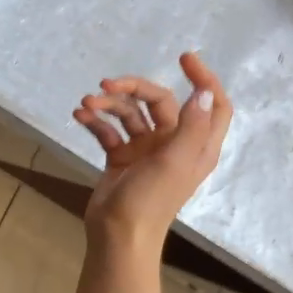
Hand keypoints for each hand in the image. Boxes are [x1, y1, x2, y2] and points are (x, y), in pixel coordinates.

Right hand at [72, 52, 232, 247]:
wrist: (117, 234)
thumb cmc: (151, 201)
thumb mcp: (174, 161)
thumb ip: (191, 126)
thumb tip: (205, 91)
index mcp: (196, 145)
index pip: (213, 105)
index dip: (204, 80)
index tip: (183, 58)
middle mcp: (174, 144)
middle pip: (160, 102)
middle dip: (133, 89)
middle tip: (106, 85)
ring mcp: (146, 150)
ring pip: (130, 114)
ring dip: (107, 105)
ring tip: (85, 103)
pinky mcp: (121, 157)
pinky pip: (109, 129)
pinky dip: (95, 120)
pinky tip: (79, 116)